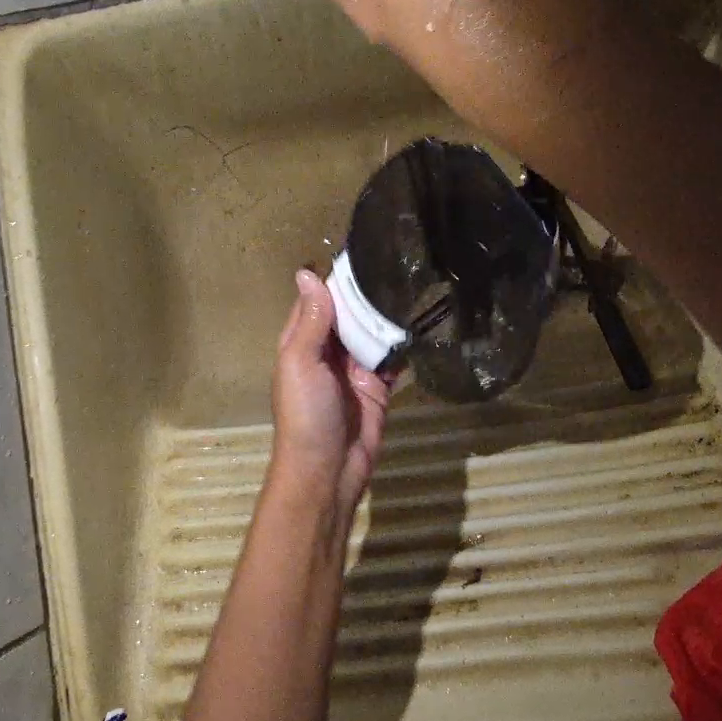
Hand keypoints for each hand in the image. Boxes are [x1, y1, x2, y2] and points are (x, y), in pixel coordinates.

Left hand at [272, 270, 393, 515]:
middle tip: (401, 262)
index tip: (362, 250)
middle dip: (368, 295)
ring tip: (416, 284)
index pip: (318, 301)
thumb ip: (310, 320)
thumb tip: (307, 272)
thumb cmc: (305, 415)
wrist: (328, 471)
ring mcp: (353, 371)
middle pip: (349, 315)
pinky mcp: (378, 388)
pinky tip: (421, 323)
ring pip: (372, 334)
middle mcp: (327, 352)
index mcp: (301, 343)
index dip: (336, 279)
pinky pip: (392, 360)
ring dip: (388, 317)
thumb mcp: (300, 362)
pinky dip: (402, 346)